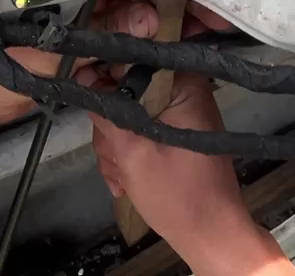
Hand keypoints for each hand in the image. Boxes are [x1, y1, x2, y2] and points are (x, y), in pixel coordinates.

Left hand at [0, 0, 160, 139]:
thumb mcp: (45, 47)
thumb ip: (97, 34)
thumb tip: (146, 17)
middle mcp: (53, 8)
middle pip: (101, 7)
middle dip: (128, 14)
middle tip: (157, 20)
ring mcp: (57, 39)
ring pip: (100, 34)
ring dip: (122, 41)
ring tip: (149, 41)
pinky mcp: (60, 67)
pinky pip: (93, 60)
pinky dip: (108, 65)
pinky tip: (126, 64)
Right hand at [89, 72, 294, 275]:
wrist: (210, 238)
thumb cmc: (181, 198)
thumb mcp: (134, 153)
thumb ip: (107, 112)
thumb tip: (83, 77)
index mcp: (184, 82)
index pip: (135, 56)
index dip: (107, 76)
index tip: (94, 98)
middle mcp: (183, 88)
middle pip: (126, 87)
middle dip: (112, 127)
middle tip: (116, 156)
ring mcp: (178, 110)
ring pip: (127, 111)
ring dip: (117, 145)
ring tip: (124, 174)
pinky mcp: (172, 128)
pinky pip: (138, 126)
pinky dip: (128, 151)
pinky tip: (128, 176)